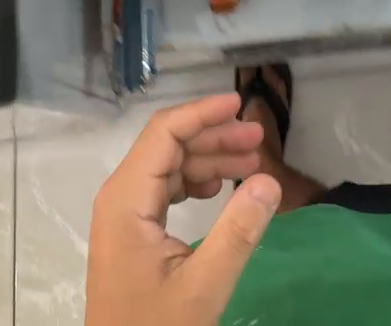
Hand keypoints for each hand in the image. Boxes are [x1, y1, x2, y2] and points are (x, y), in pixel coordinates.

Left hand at [85, 94, 282, 325]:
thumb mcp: (202, 286)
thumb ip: (237, 231)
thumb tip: (270, 181)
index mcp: (127, 198)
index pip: (165, 133)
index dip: (202, 112)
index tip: (240, 103)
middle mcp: (120, 196)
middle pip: (169, 144)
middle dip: (214, 135)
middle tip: (259, 140)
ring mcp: (125, 213)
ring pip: (170, 164)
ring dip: (209, 158)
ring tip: (253, 163)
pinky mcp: (133, 230)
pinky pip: (166, 188)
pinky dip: (197, 181)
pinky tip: (222, 188)